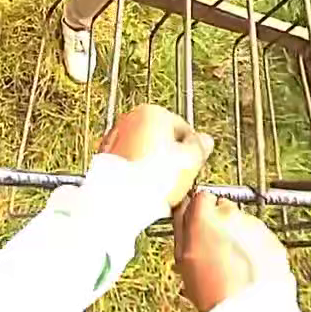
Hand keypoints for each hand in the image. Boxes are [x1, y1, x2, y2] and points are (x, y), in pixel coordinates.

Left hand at [97, 104, 211, 212]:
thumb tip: (205, 141)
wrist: (119, 199)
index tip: (193, 165)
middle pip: (162, 139)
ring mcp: (115, 138)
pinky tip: (144, 190)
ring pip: (145, 152)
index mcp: (152, 112)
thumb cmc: (153, 177)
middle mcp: (130, 119)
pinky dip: (137, 174)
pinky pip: (130, 164)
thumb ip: (200, 147)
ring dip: (153, 167)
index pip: (183, 129)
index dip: (192, 151)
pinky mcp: (105, 158)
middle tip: (178, 179)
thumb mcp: (189, 161)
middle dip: (171, 158)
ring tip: (161, 188)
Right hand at [172, 190, 292, 311]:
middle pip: (224, 208)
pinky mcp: (273, 239)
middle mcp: (232, 216)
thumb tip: (182, 207)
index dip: (201, 212)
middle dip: (221, 223)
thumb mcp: (183, 259)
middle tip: (217, 249)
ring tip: (235, 263)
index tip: (201, 225)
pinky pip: (260, 237)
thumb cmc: (212, 290)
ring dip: (239, 235)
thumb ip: (181, 226)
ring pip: (243, 223)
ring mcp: (255, 227)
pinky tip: (249, 268)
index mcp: (206, 217)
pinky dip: (256, 247)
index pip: (202, 197)